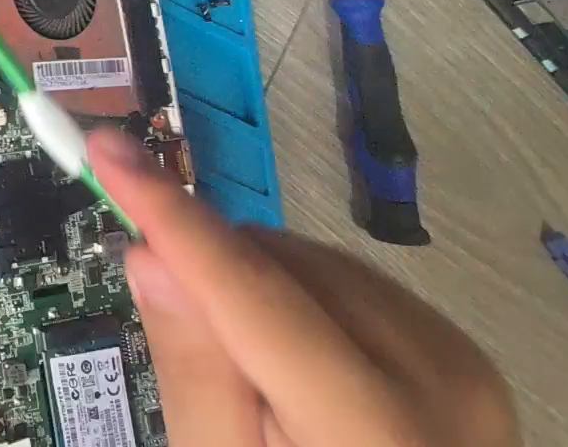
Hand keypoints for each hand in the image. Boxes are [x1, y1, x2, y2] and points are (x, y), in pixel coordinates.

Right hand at [87, 130, 518, 446]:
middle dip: (207, 268)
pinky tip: (283, 344)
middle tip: (180, 323)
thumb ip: (191, 372)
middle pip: (275, 264)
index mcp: (378, 434)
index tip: (108, 150)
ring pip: (300, 255)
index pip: (255, 297)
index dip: (173, 217)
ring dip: (243, 277)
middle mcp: (439, 385)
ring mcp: (460, 362)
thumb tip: (150, 258)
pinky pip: (334, 270)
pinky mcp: (458, 348)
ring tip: (239, 354)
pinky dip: (283, 286)